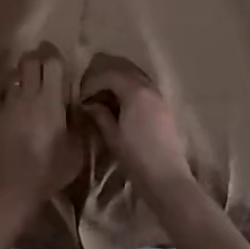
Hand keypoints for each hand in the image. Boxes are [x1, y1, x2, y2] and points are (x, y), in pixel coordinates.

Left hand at [0, 47, 80, 203]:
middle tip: (43, 65)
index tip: (58, 58)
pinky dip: (3, 92)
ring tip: (26, 82)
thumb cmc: (49, 170)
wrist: (12, 189)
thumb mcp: (77, 151)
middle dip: (36, 58)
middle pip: (29, 61)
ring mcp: (6, 103)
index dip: (54, 56)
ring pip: (12, 74)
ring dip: (21, 74)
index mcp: (50, 99)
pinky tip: (8, 101)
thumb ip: (82, 124)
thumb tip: (85, 106)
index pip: (51, 62)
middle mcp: (27, 94)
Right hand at [81, 63, 193, 199]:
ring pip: (137, 78)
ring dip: (120, 82)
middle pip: (125, 71)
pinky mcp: (165, 107)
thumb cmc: (136, 157)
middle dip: (106, 76)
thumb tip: (89, 104)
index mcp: (135, 91)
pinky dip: (132, 89)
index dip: (93, 82)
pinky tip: (123, 103)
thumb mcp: (112, 136)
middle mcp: (149, 88)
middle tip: (91, 90)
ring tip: (106, 96)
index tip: (82, 96)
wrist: (167, 178)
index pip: (110, 75)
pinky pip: (145, 88)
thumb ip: (100, 115)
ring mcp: (160, 96)